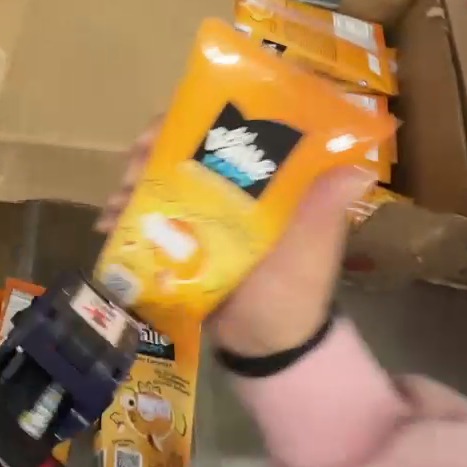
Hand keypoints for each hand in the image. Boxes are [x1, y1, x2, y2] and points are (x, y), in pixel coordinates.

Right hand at [97, 129, 373, 358]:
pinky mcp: (178, 236)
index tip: (167, 126)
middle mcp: (228, 186)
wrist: (267, 349)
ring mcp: (200, 210)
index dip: (194, 118)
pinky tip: (107, 227)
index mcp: (263, 179)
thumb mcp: (311, 251)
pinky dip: (125, 216)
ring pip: (159, 179)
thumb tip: (358, 169)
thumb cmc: (294, 294)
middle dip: (151, 151)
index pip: (228, 129)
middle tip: (132, 166)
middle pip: (182, 148)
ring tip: (114, 203)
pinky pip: (147, 216)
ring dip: (132, 182)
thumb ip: (323, 212)